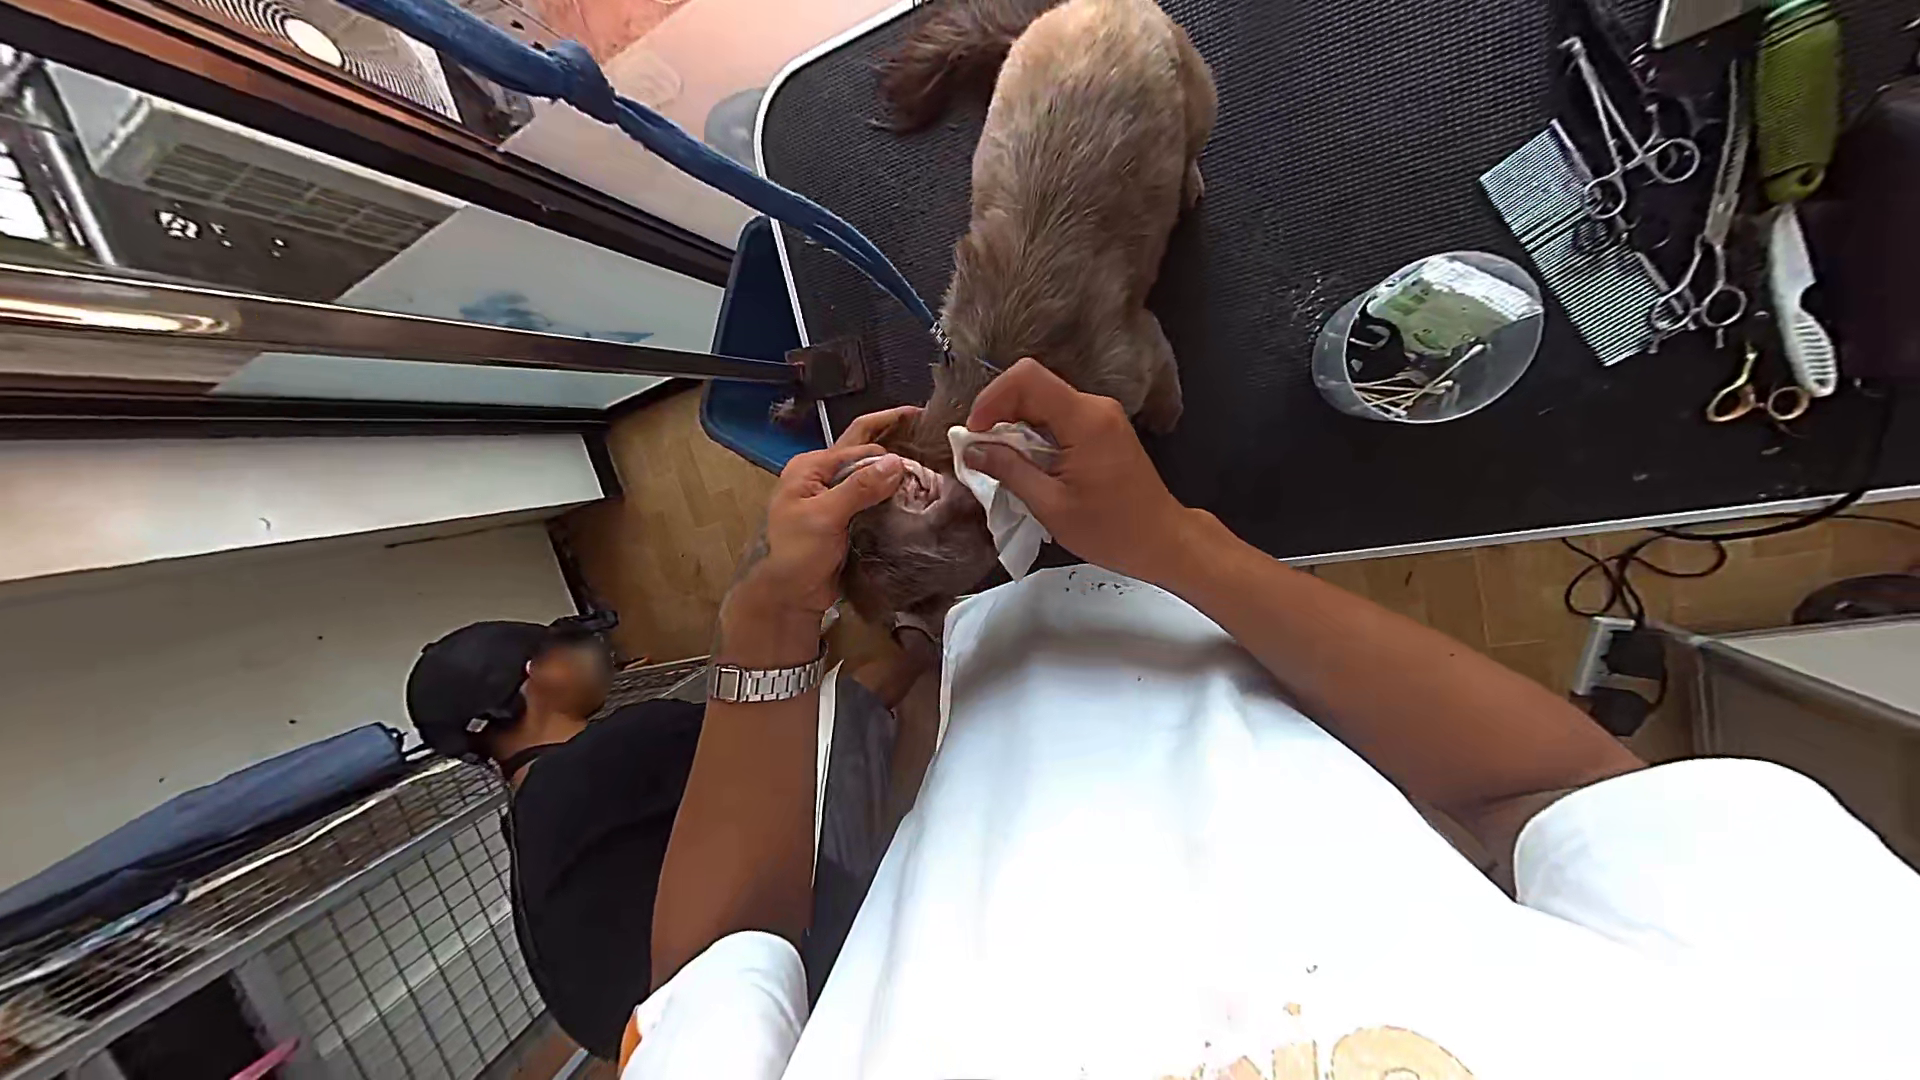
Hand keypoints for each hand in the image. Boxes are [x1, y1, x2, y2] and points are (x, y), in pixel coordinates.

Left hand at [719, 409, 917, 662]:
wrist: (791, 595)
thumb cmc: (798, 554)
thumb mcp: (825, 517)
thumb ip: (859, 488)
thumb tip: (897, 462)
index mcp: (810, 467)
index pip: (859, 448)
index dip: (889, 454)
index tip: (919, 464)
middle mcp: (822, 475)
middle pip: (861, 445)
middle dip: (891, 433)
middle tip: (924, 421)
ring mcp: (834, 496)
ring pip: (869, 470)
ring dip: (893, 464)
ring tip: (926, 457)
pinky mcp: (846, 516)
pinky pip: (872, 494)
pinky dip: (891, 489)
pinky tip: (912, 489)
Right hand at [964, 358, 1200, 584]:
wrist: (1161, 540)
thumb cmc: (1110, 530)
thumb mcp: (1050, 505)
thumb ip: (1009, 471)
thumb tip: (972, 451)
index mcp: (1084, 420)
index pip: (1026, 378)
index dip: (992, 398)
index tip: (975, 433)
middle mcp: (1095, 407)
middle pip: (1033, 386)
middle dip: (999, 413)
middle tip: (981, 451)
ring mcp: (1102, 416)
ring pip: (1043, 402)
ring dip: (1015, 426)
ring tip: (1000, 461)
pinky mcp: (1103, 429)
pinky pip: (1058, 418)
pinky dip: (1034, 434)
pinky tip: (1026, 463)